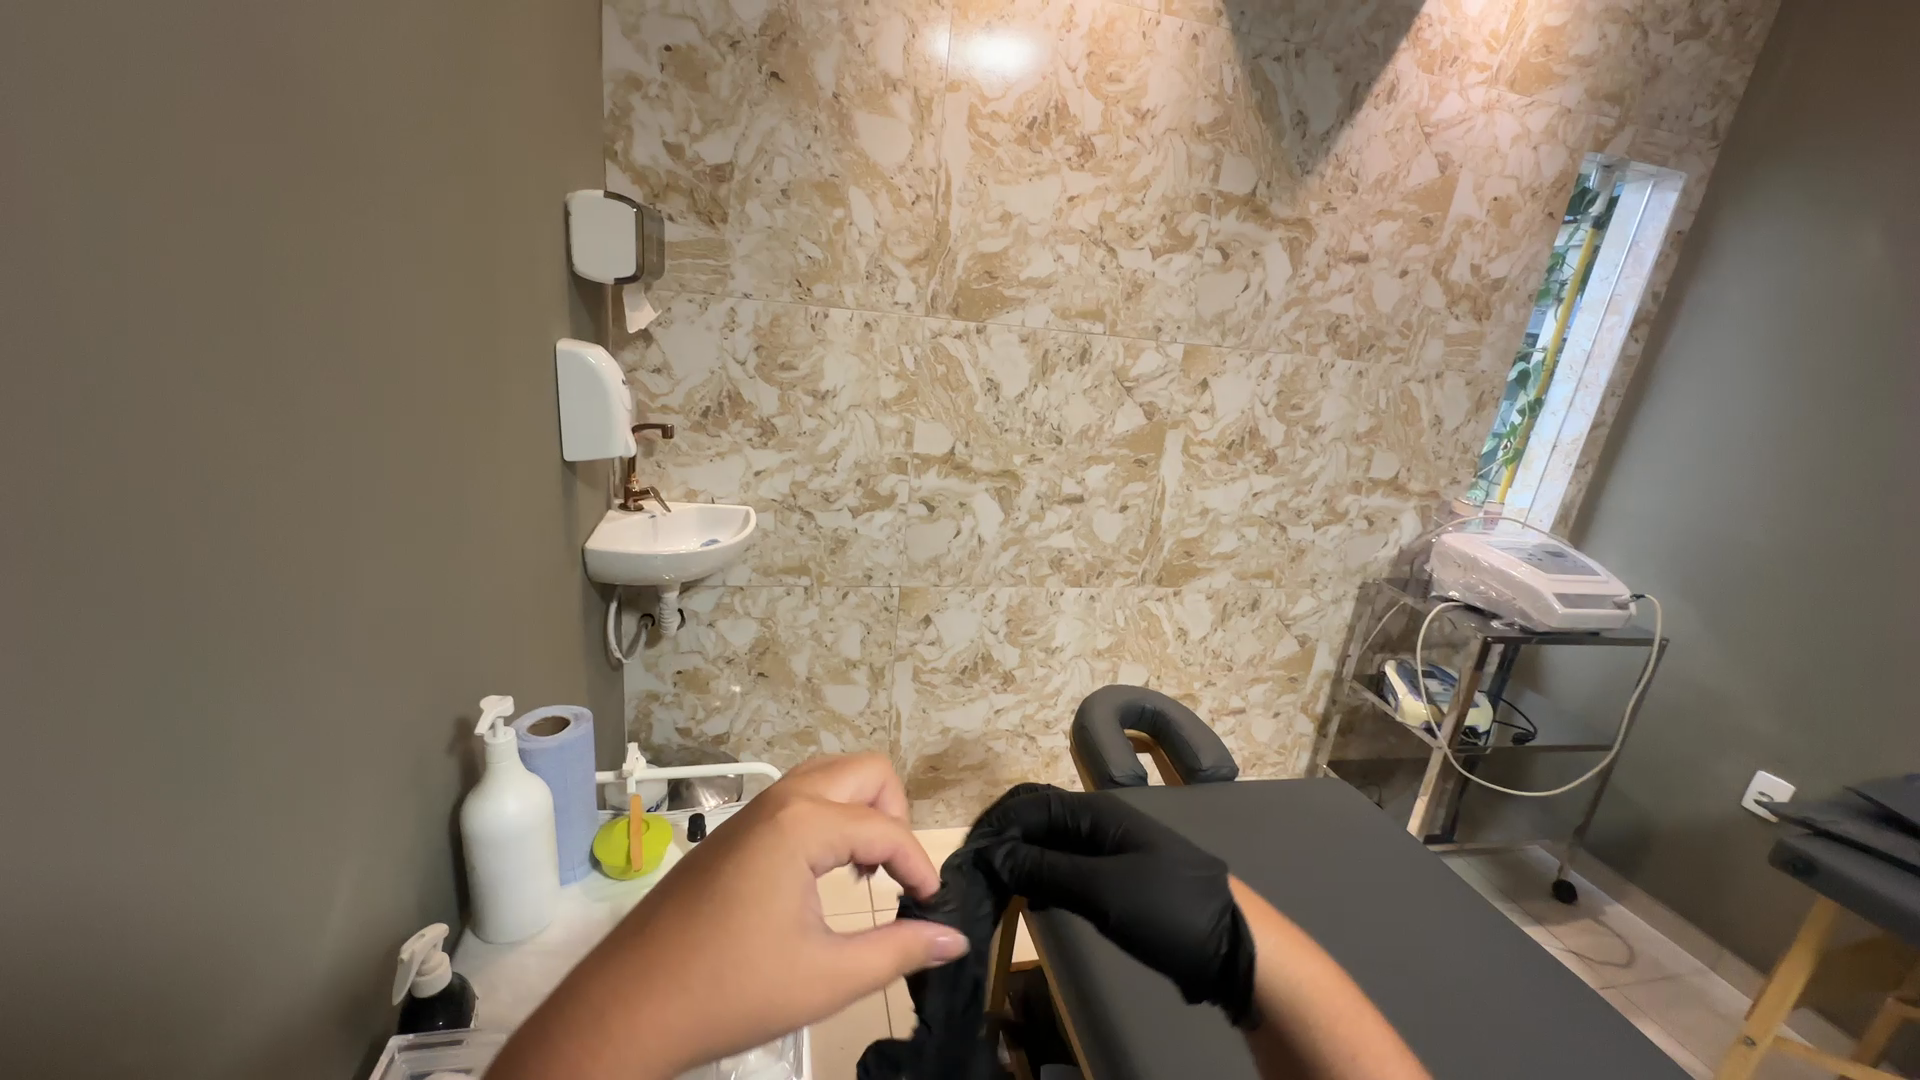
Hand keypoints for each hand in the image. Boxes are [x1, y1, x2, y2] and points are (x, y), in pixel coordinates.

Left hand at [490, 754, 969, 1079]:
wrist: (625, 1007)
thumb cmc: (729, 992)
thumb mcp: (826, 978)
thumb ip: (900, 950)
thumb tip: (956, 939)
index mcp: (803, 824)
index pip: (888, 830)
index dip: (920, 868)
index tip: (931, 909)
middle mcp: (781, 799)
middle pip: (866, 772)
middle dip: (895, 816)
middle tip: (894, 876)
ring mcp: (752, 810)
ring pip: (830, 776)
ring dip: (861, 811)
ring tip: (862, 872)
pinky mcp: (734, 830)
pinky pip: (800, 797)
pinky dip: (830, 818)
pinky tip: (821, 876)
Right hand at [976, 783, 1257, 1025]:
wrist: (1231, 945)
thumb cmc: (1167, 908)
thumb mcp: (1102, 890)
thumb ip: (1047, 870)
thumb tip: (995, 855)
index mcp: (1094, 812)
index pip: (1028, 807)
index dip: (996, 828)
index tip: (967, 858)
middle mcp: (1097, 823)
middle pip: (1037, 824)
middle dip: (1006, 845)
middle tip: (976, 876)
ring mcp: (1108, 851)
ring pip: (1051, 849)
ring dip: (1022, 865)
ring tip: (993, 890)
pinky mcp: (1115, 879)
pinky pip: (1067, 870)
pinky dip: (1044, 882)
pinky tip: (1029, 902)